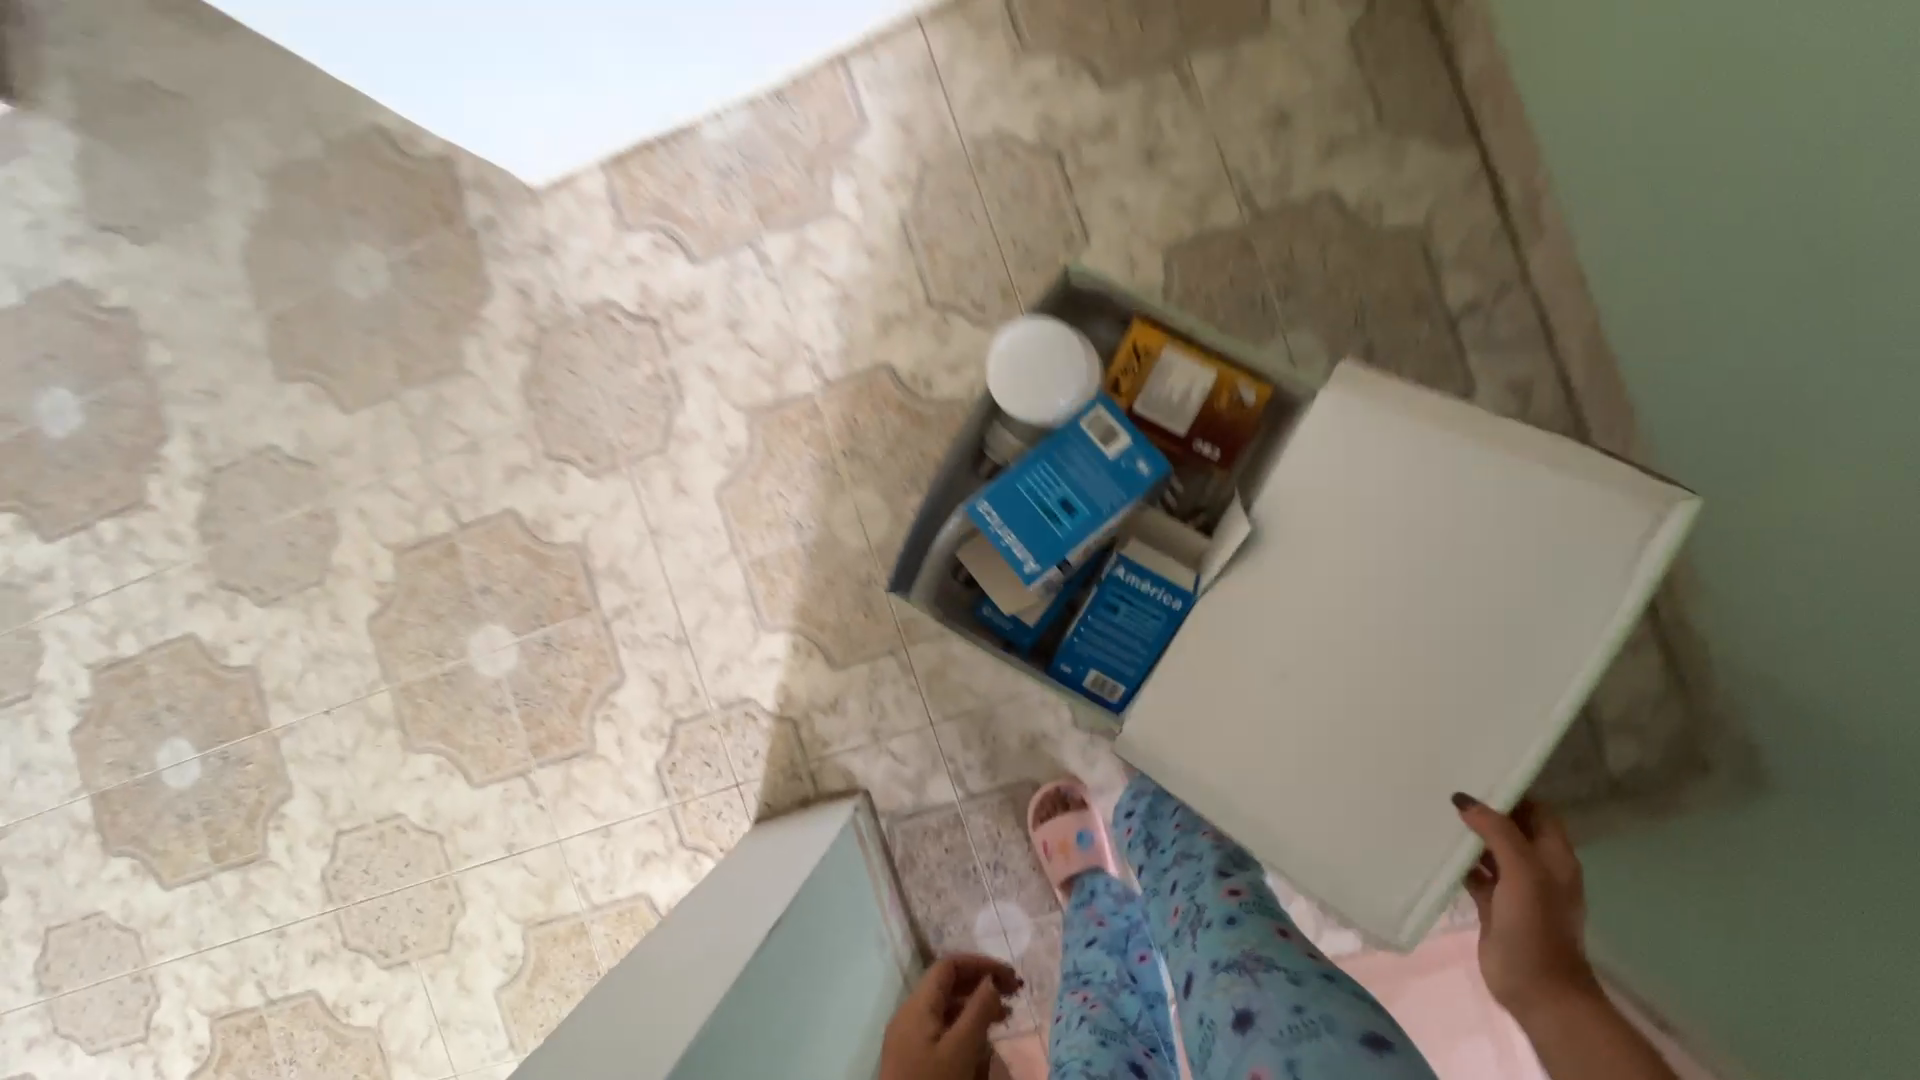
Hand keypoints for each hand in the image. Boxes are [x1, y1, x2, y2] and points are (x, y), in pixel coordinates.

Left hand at [880, 953, 1020, 1079]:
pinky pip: (941, 1031)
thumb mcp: (961, 1049)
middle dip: (981, 984)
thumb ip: (978, 1010)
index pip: (948, 965)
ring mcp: (909, 1038)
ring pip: (945, 1009)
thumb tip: (991, 980)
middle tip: (1014, 994)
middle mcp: (909, 1015)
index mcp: (917, 1005)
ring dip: (975, 1008)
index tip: (1009, 976)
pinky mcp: (912, 1059)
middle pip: (947, 985)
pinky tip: (983, 1043)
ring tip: (1005, 1017)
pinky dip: (964, 1028)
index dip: (980, 964)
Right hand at [1453, 795, 1601, 1021]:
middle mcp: (1537, 868)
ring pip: (1489, 851)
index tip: (1477, 772)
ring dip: (1468, 835)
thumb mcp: (1523, 872)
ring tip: (1433, 811)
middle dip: (1484, 810)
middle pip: (1511, 828)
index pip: (1537, 811)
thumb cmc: (1536, 926)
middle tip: (1445, 787)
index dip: (1513, 792)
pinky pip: (1474, 874)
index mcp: (1554, 857)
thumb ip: (1497, 832)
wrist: (1537, 988)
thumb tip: (1464, 799)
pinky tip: (1433, 850)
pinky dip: (1458, 862)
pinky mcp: (1493, 905)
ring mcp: (1515, 888)